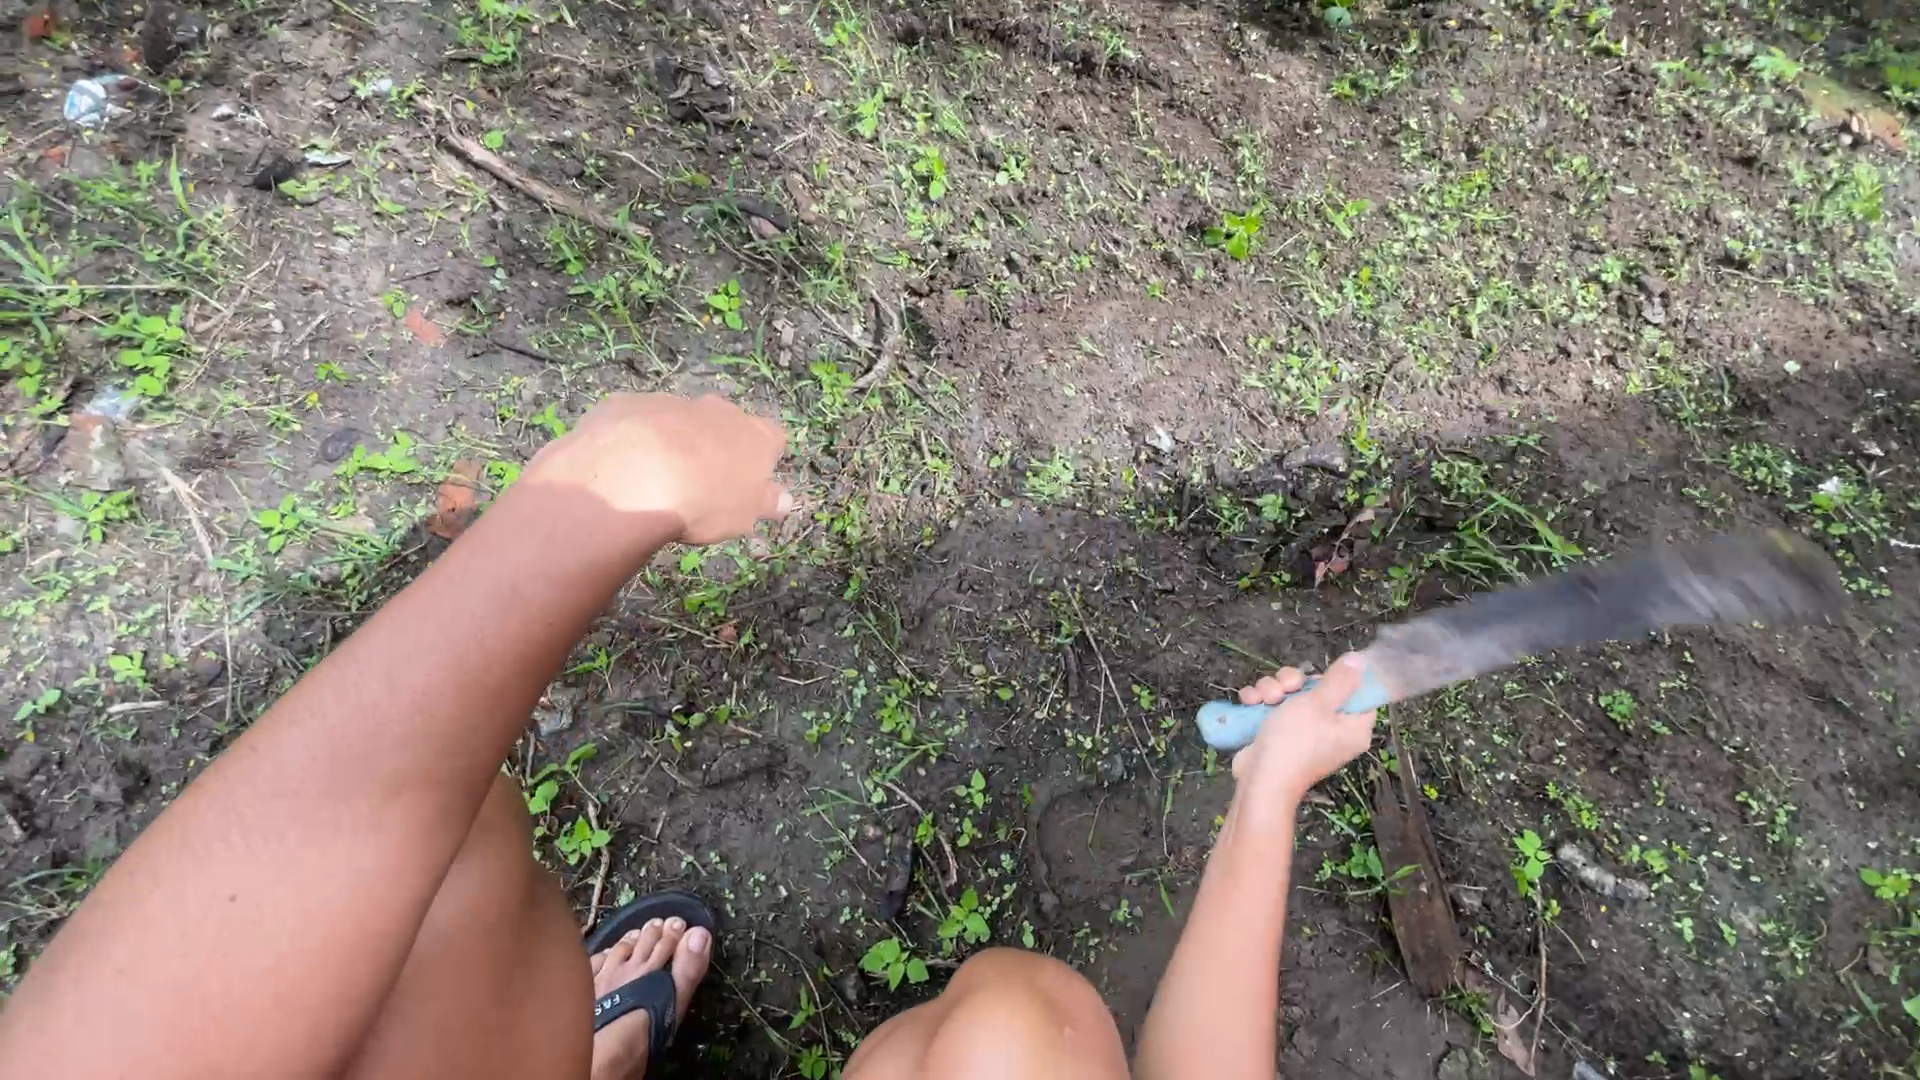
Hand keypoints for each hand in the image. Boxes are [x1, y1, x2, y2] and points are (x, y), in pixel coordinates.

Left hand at [523, 394, 790, 543]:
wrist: (632, 475)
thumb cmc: (704, 501)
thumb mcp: (745, 515)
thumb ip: (767, 503)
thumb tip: (785, 500)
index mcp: (755, 436)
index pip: (774, 437)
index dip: (766, 456)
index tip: (754, 477)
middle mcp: (719, 411)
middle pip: (728, 422)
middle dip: (720, 443)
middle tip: (706, 477)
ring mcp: (673, 402)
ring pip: (682, 418)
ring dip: (678, 440)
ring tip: (661, 474)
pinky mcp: (630, 403)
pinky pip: (640, 419)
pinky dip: (639, 437)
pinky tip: (627, 463)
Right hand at [1229, 653, 1377, 812]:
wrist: (1261, 778)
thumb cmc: (1295, 742)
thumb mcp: (1318, 705)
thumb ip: (1338, 680)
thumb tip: (1360, 661)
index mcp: (1353, 726)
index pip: (1357, 694)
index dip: (1339, 679)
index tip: (1320, 674)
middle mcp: (1332, 728)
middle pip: (1318, 689)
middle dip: (1293, 682)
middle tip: (1285, 689)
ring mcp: (1303, 731)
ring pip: (1290, 694)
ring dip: (1272, 689)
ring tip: (1263, 700)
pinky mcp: (1279, 732)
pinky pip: (1273, 706)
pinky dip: (1260, 701)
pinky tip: (1250, 702)